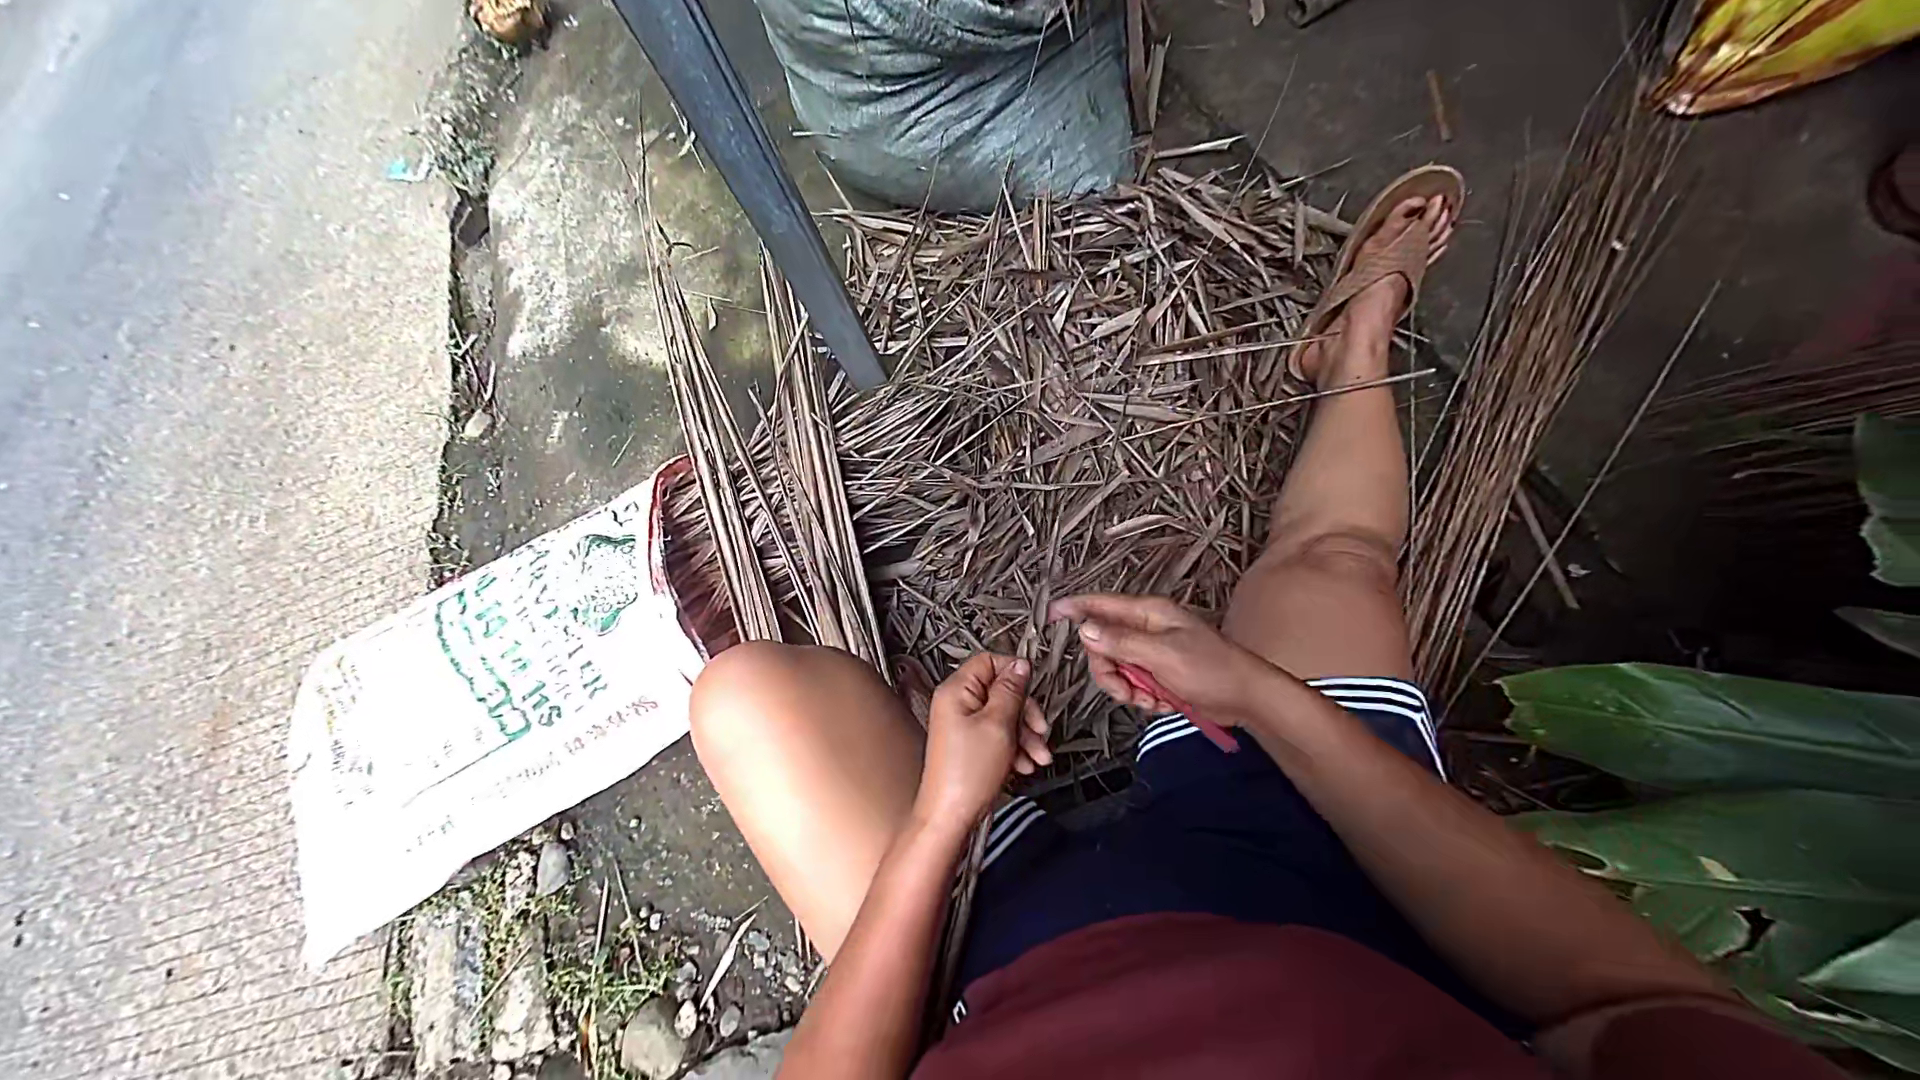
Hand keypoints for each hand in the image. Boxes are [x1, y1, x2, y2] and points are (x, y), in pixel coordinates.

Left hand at [916, 654, 1052, 827]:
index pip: (989, 661)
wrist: (950, 817)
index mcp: (956, 691)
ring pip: (1004, 715)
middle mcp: (956, 704)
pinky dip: (1015, 747)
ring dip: (1025, 733)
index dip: (1014, 673)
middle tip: (1038, 729)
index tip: (1031, 689)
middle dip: (1026, 711)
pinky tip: (1024, 763)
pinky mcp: (969, 745)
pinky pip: (998, 734)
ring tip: (1036, 755)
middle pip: (1001, 690)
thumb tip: (1020, 666)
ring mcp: (962, 725)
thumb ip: (1011, 691)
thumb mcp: (998, 725)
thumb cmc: (965, 775)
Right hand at [1048, 593, 1276, 723]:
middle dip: (1109, 671)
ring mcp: (1151, 650)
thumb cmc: (1214, 669)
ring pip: (1115, 667)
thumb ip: (1121, 642)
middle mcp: (1147, 628)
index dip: (1074, 608)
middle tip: (1126, 687)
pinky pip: (1131, 682)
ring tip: (1149, 697)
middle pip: (1102, 644)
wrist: (1246, 698)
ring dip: (1126, 688)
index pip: (1101, 605)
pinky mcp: (1157, 671)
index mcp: (1148, 613)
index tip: (1051, 614)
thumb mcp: (1163, 656)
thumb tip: (1086, 630)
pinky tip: (1161, 700)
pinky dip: (1141, 695)